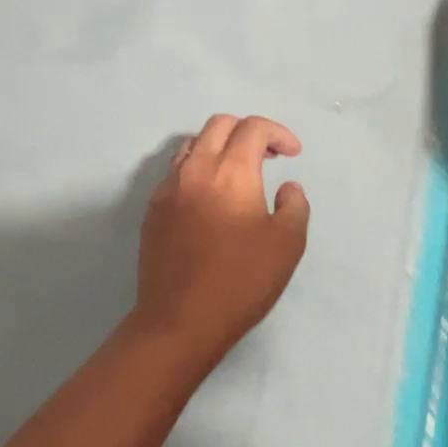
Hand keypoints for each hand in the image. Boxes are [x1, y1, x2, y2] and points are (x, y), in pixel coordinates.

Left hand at [132, 115, 309, 359]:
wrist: (179, 321)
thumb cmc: (240, 281)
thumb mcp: (287, 245)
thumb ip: (295, 205)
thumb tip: (287, 187)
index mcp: (230, 171)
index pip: (252, 128)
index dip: (278, 133)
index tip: (293, 154)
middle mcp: (195, 169)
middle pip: (219, 125)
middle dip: (247, 132)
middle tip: (268, 157)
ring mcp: (168, 188)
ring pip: (193, 144)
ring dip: (219, 147)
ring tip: (238, 174)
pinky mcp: (153, 209)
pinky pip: (176, 171)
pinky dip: (198, 169)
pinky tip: (210, 198)